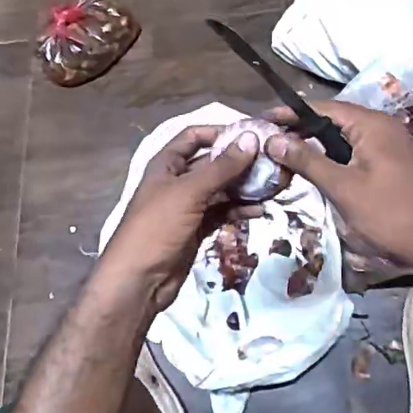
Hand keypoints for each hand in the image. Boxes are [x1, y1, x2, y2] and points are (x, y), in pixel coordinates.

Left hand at [99, 124, 259, 312]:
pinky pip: (222, 211)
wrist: (139, 280)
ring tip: (273, 184)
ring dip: (244, 186)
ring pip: (220, 188)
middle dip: (239, 160)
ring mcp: (188, 205)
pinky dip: (238, 209)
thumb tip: (251, 138)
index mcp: (166, 163)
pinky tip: (259, 209)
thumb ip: (221, 167)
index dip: (220, 131)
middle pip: (212, 162)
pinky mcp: (197, 228)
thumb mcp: (189, 192)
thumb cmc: (157, 227)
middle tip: (272, 159)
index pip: (194, 136)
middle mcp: (177, 180)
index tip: (251, 133)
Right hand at [264, 101, 412, 274]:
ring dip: (317, 142)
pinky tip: (316, 168)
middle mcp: (383, 126)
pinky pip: (356, 149)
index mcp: (372, 124)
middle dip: (301, 127)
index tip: (263, 120)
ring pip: (345, 135)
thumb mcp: (342, 187)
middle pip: (334, 119)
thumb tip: (273, 139)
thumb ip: (307, 160)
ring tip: (286, 152)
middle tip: (270, 138)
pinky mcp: (393, 161)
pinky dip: (334, 154)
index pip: (323, 108)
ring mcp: (391, 144)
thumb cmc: (389, 214)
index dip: (291, 113)